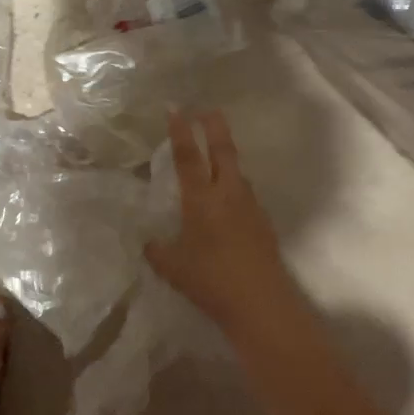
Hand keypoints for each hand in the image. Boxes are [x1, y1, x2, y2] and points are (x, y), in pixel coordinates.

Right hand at [145, 108, 300, 335]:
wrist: (262, 305)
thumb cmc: (210, 280)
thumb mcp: (171, 266)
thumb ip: (157, 249)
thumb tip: (149, 242)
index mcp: (201, 199)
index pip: (187, 157)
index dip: (180, 132)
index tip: (176, 109)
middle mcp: (228, 195)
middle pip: (223, 152)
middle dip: (214, 128)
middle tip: (207, 109)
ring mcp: (251, 208)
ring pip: (239, 173)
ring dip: (227, 158)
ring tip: (216, 155)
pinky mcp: (264, 225)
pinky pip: (246, 196)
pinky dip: (235, 187)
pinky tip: (228, 201)